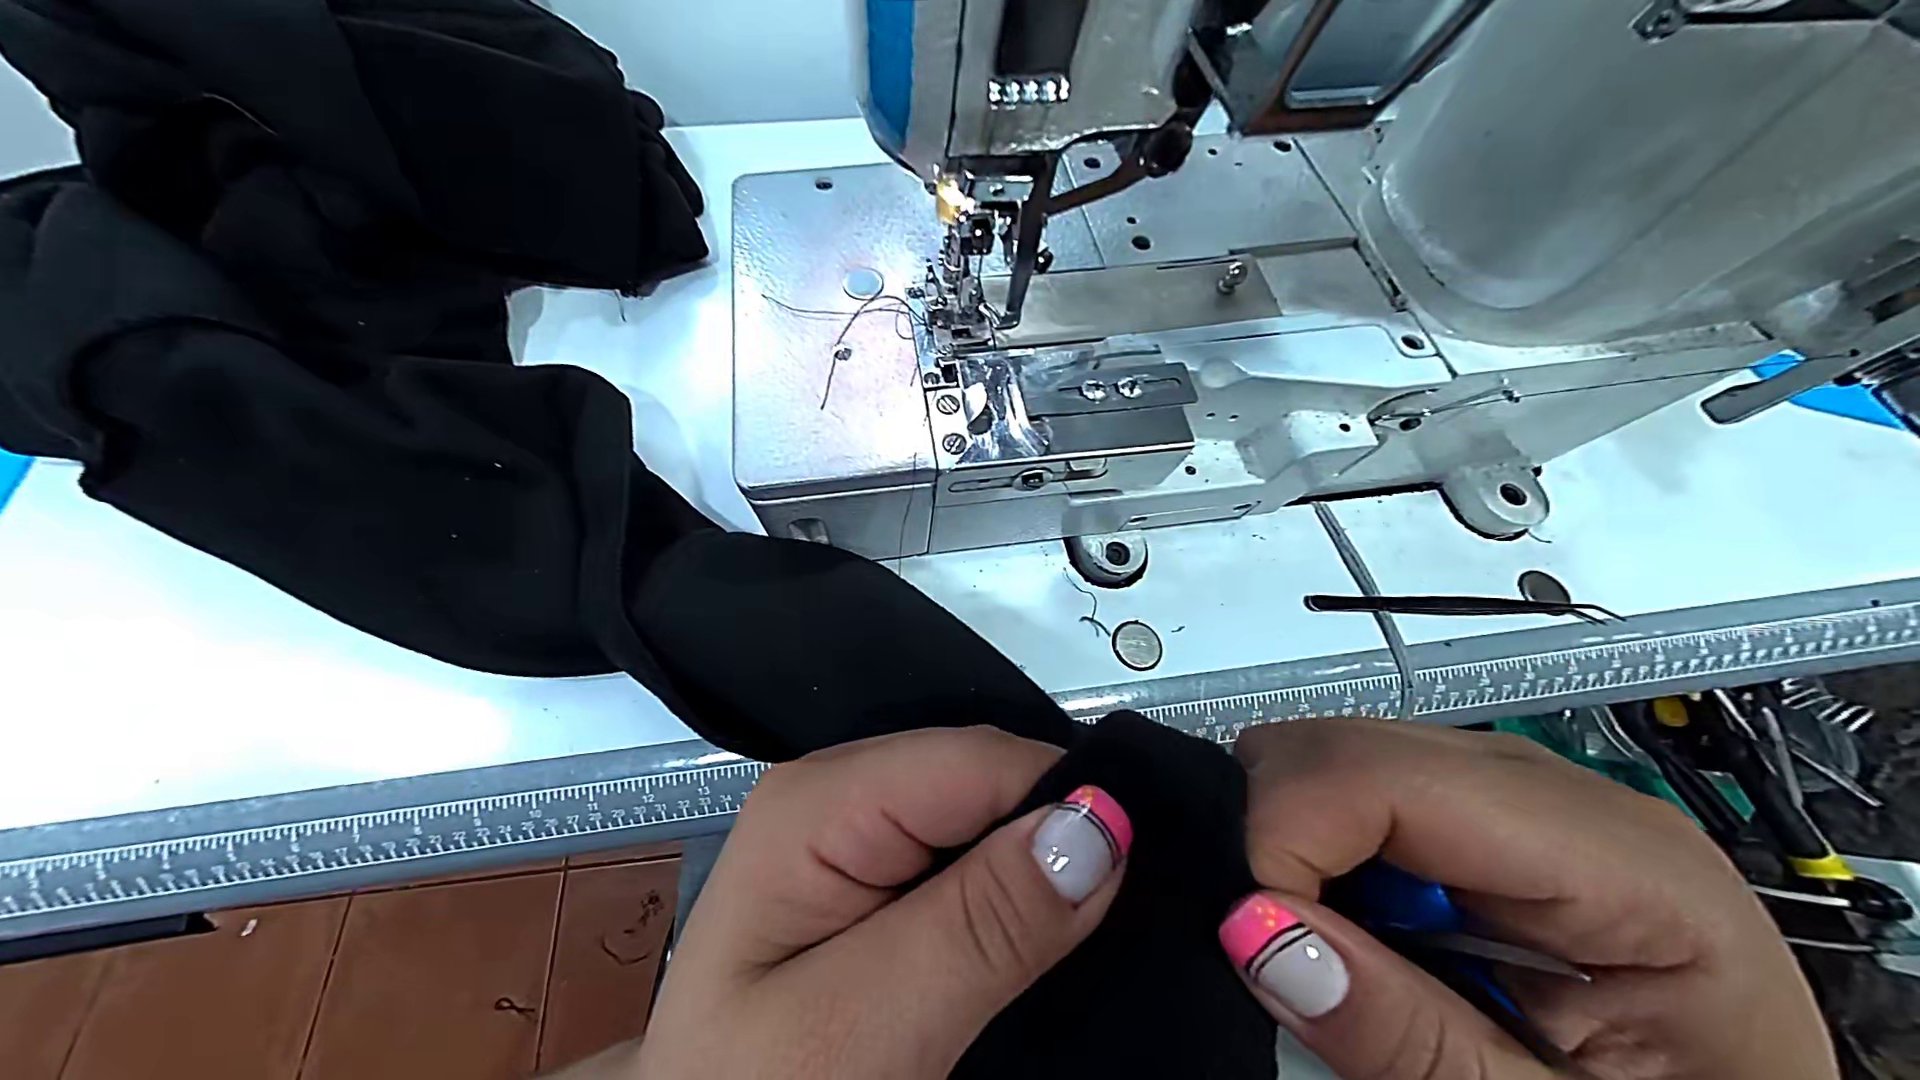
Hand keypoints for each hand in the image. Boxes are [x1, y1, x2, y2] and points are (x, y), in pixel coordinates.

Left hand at [619, 727, 1128, 1078]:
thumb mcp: (865, 1027)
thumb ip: (980, 923)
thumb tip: (1100, 822)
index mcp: (821, 797)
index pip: (978, 759)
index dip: (1063, 803)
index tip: (1126, 876)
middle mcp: (840, 787)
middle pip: (984, 775)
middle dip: (1052, 833)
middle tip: (1106, 919)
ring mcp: (856, 823)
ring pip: (985, 811)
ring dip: (1036, 864)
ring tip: (1075, 930)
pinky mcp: (874, 862)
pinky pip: (966, 847)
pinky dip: (1009, 884)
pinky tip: (1028, 925)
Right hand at [1218, 719, 1835, 1079]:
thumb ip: (1407, 1040)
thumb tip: (1252, 929)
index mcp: (1619, 861)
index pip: (1380, 776)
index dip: (1286, 836)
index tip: (1255, 935)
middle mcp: (1552, 788)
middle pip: (1340, 747)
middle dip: (1276, 832)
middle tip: (1289, 944)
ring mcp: (1503, 783)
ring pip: (1326, 752)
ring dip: (1292, 837)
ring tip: (1342, 938)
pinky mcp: (1463, 797)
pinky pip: (1342, 779)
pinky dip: (1313, 839)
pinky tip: (1361, 912)